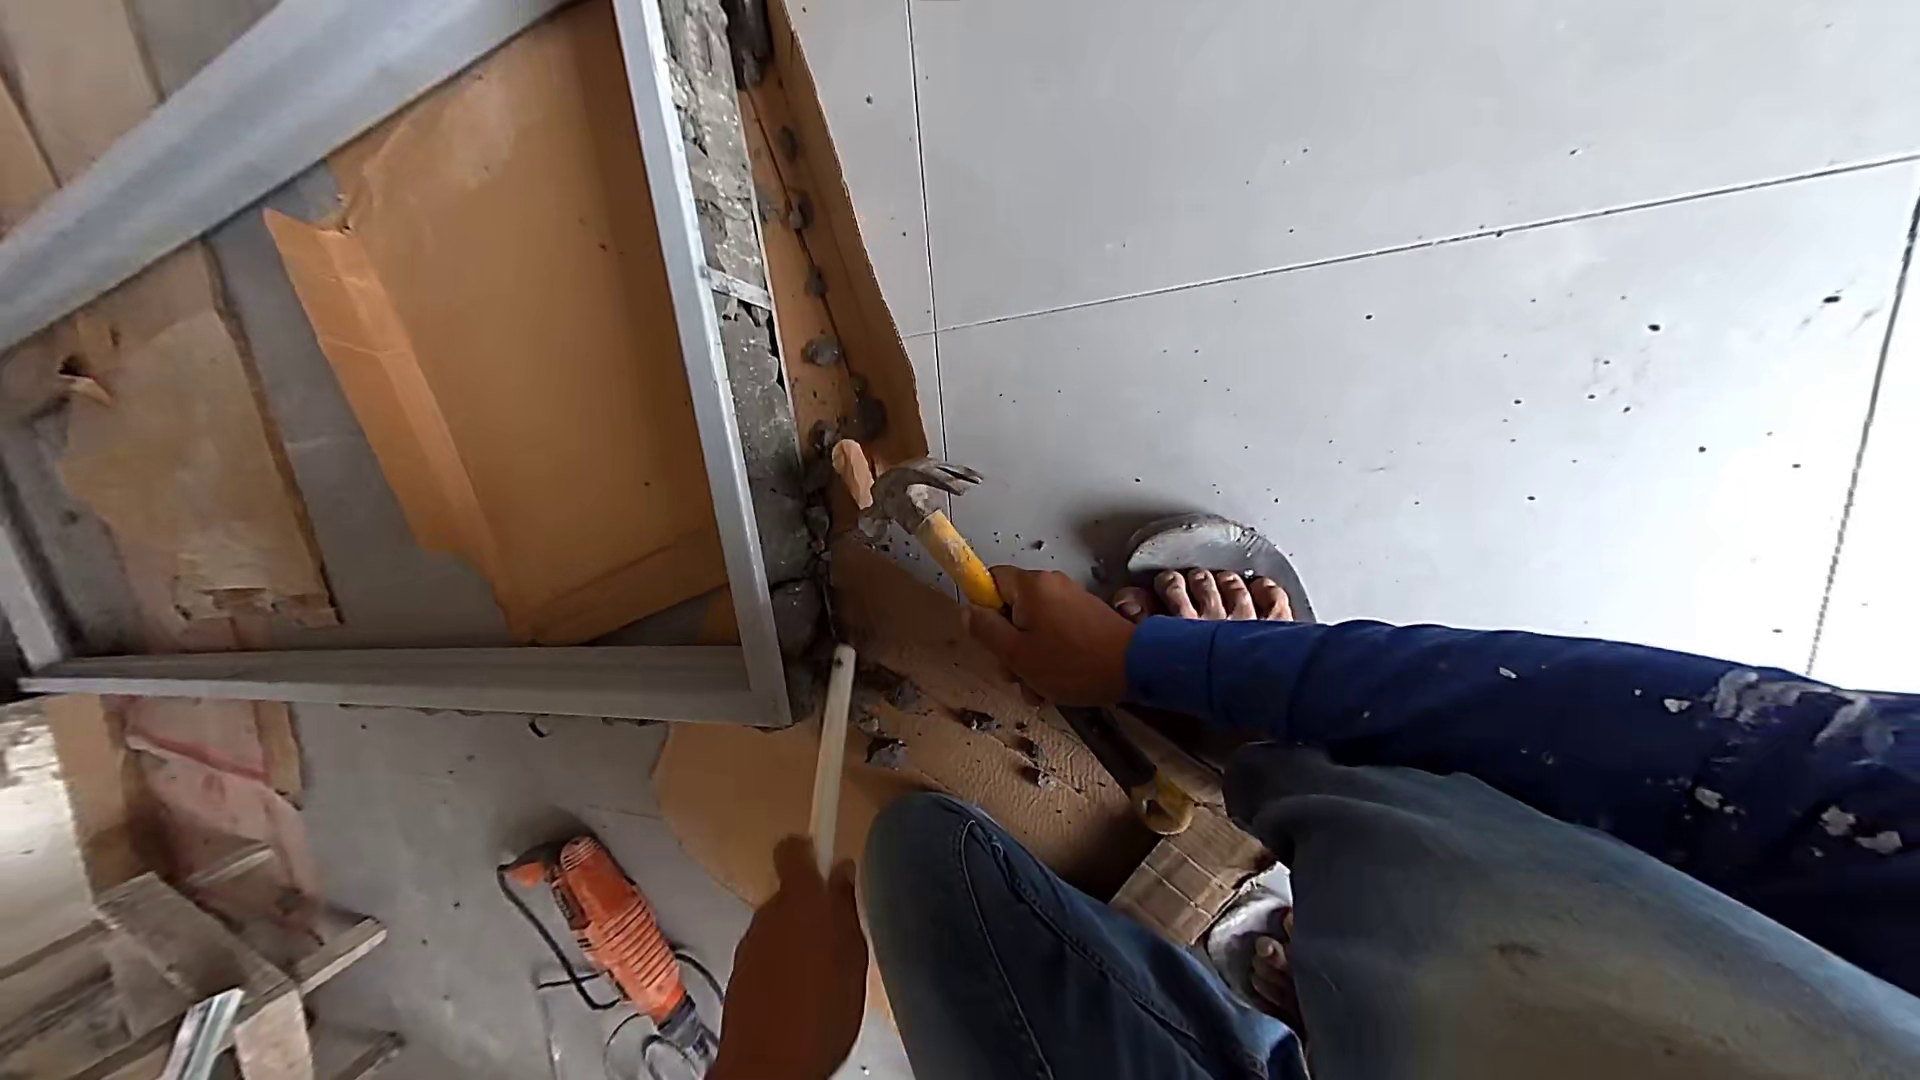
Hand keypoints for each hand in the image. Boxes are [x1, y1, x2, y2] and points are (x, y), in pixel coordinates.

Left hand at [710, 837, 867, 1079]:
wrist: (768, 1068)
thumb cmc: (821, 1009)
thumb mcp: (853, 954)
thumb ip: (845, 906)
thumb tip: (842, 871)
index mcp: (800, 898)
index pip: (794, 848)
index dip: (808, 843)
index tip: (821, 845)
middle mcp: (769, 912)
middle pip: (790, 890)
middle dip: (810, 902)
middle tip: (835, 930)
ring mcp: (750, 943)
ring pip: (778, 923)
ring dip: (795, 935)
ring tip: (820, 970)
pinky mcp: (739, 974)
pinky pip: (766, 952)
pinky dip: (780, 962)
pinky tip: (798, 992)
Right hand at [960, 566, 1135, 705]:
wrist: (1134, 668)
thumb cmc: (1071, 662)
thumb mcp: (1016, 653)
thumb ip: (986, 630)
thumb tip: (967, 611)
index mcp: (1031, 586)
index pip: (990, 578)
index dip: (982, 606)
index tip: (986, 633)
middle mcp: (1051, 584)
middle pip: (1011, 607)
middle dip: (1007, 642)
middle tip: (1013, 672)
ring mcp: (1071, 600)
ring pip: (1033, 626)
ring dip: (1028, 657)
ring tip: (1037, 687)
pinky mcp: (1086, 617)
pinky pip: (1055, 631)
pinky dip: (1049, 655)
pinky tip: (1054, 684)